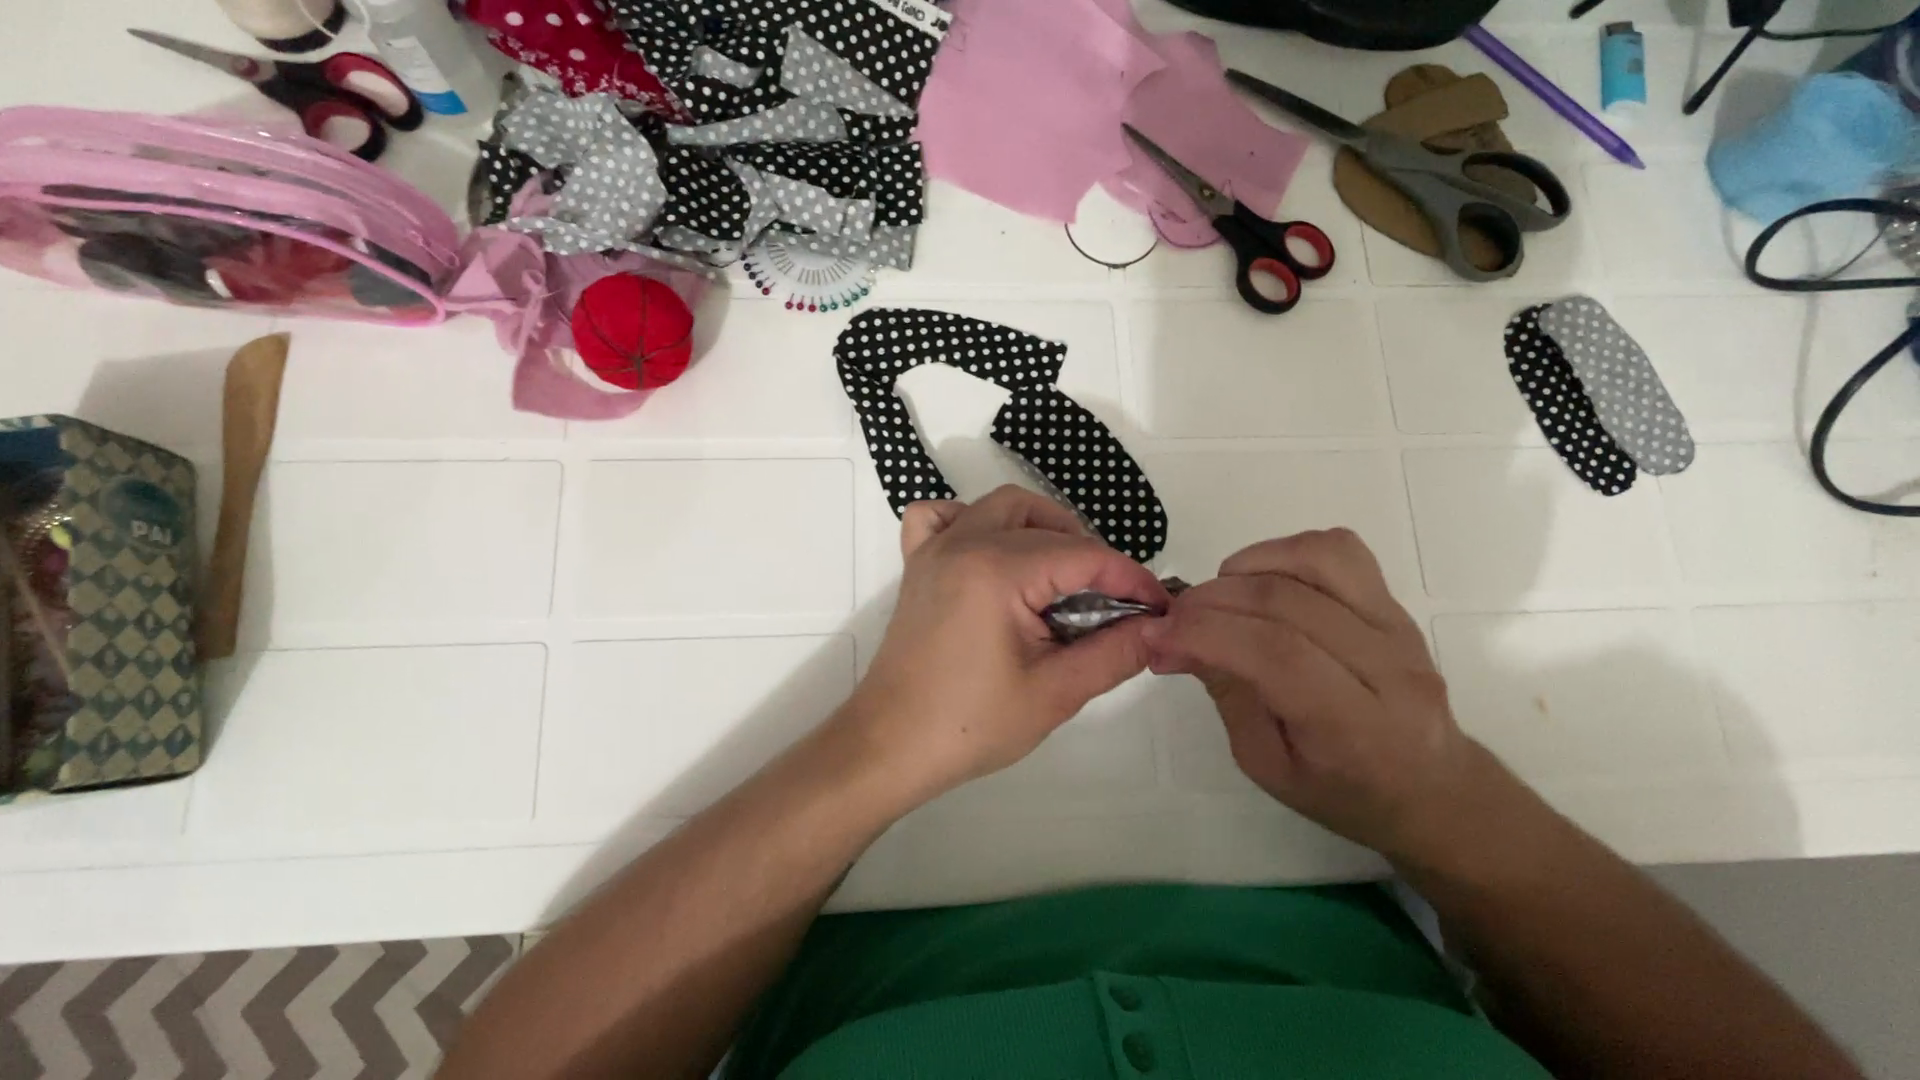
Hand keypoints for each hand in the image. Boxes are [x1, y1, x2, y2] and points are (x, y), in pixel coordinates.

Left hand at [841, 485, 1169, 801]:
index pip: (1084, 556)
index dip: (1130, 579)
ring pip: (1001, 507)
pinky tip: (995, 556)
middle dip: (1090, 555)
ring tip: (1064, 576)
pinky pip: (945, 517)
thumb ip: (1114, 653)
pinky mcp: (918, 565)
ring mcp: (935, 550)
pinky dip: (976, 522)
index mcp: (998, 571)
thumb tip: (1159, 627)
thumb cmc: (970, 726)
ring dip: (1040, 528)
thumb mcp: (1055, 693)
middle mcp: (964, 544)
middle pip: (1046, 524)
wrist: (890, 745)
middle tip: (1112, 603)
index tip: (1159, 607)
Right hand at [1142, 529, 1502, 862]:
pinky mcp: (1396, 604)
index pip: (1277, 655)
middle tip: (1171, 618)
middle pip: (1290, 602)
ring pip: (1318, 560)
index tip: (1157, 634)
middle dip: (1211, 600)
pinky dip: (1285, 552)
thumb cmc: (1342, 791)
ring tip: (1217, 597)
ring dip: (1248, 567)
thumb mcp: (1268, 765)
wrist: (1430, 788)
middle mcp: (1387, 666)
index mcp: (1355, 726)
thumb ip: (1227, 696)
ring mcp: (1398, 626)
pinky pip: (1339, 551)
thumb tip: (1173, 640)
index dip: (1206, 633)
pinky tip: (1259, 580)